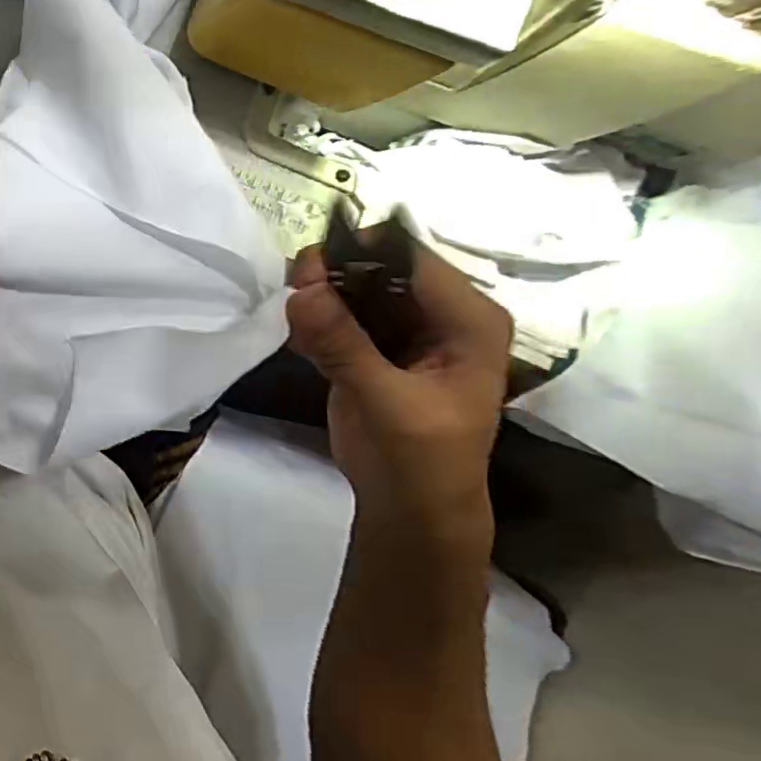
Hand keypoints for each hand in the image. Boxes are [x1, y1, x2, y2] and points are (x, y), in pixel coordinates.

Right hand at [286, 239, 512, 536]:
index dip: (364, 252)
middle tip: (292, 289)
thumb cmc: (419, 459)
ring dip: (318, 297)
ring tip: (293, 318)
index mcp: (467, 321)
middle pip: (380, 270)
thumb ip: (343, 344)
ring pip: (353, 291)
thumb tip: (302, 289)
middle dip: (334, 274)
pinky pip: (337, 317)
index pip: (415, 261)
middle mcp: (438, 316)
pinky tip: (296, 337)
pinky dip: (313, 321)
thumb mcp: (385, 400)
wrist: (408, 508)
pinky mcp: (370, 349)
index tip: (309, 263)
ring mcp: (402, 332)